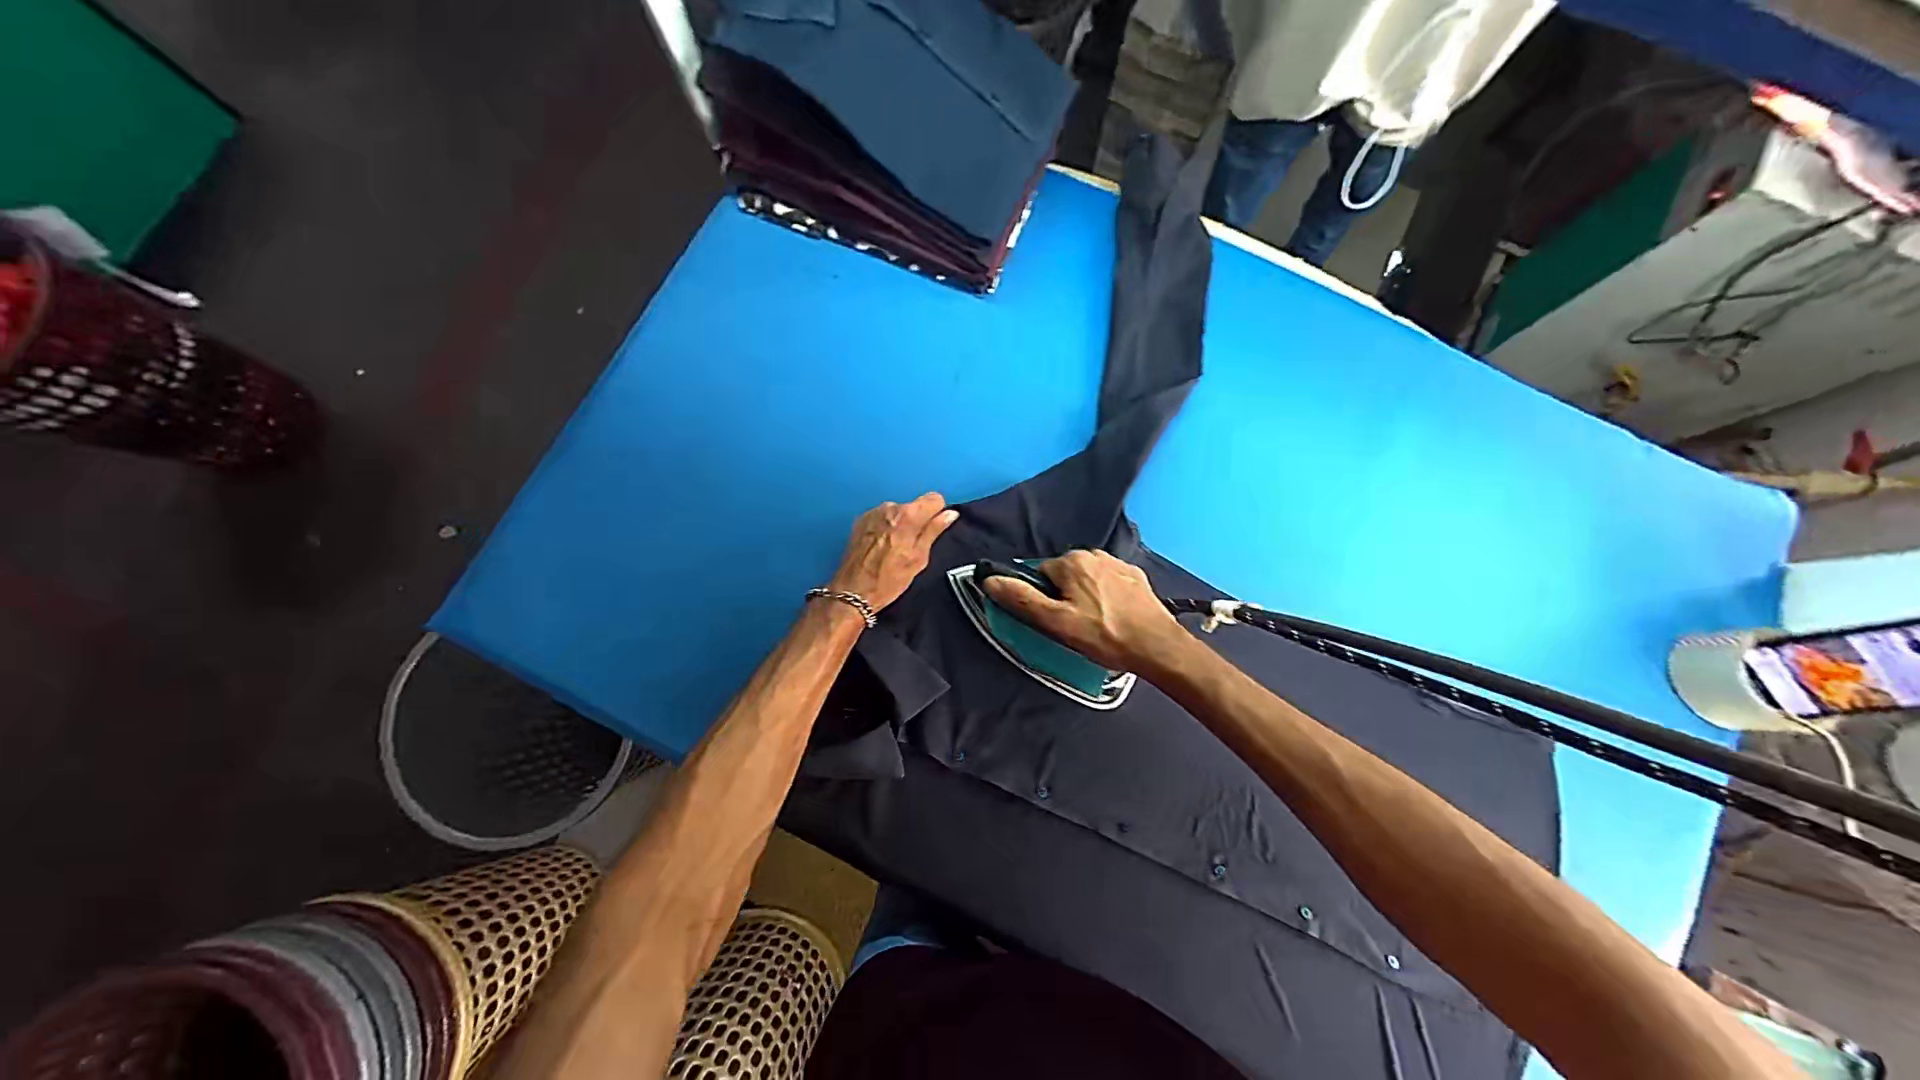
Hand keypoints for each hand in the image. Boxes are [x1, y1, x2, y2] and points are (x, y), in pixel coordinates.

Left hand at [826, 493, 959, 612]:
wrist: (853, 591)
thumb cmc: (890, 579)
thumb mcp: (919, 558)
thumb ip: (933, 531)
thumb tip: (950, 514)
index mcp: (908, 515)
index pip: (934, 498)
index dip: (937, 514)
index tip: (932, 530)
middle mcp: (890, 507)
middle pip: (914, 506)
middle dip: (917, 522)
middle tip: (911, 547)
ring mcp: (872, 512)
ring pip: (897, 512)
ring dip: (899, 525)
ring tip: (893, 549)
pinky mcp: (860, 520)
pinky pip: (882, 517)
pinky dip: (884, 527)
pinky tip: (879, 546)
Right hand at [982, 549, 1186, 670]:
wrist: (1158, 647)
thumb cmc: (1105, 636)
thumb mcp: (1056, 622)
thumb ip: (1022, 599)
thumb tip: (990, 580)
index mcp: (1072, 561)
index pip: (1040, 574)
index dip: (1042, 598)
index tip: (1054, 619)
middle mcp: (1095, 555)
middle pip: (1063, 575)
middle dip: (1063, 597)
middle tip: (1074, 626)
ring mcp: (1118, 565)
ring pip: (1086, 579)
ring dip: (1085, 597)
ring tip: (1096, 625)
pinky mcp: (1136, 577)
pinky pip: (1108, 583)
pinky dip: (1106, 597)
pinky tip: (1113, 618)